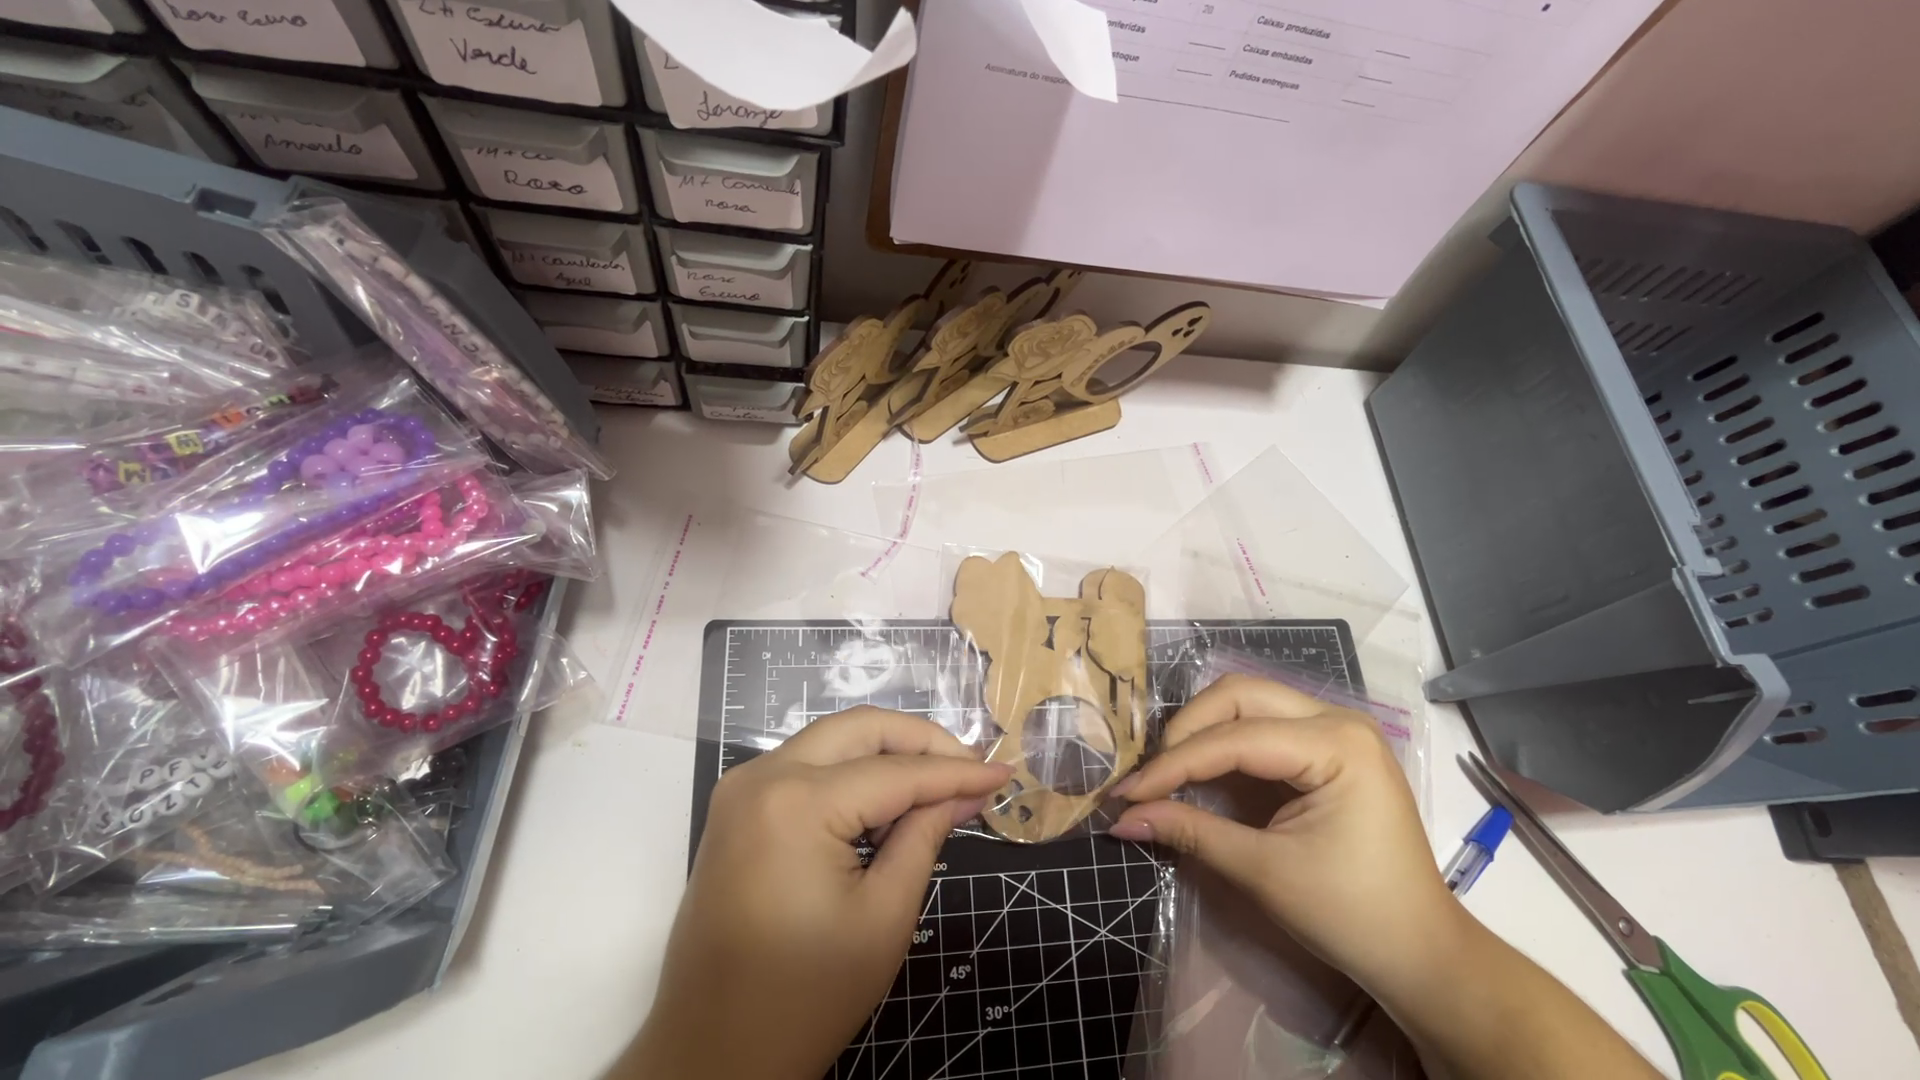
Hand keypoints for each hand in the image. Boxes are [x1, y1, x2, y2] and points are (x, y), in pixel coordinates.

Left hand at [621, 707, 1012, 1079]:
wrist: (714, 1051)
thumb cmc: (806, 995)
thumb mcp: (884, 916)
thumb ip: (924, 836)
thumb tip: (967, 791)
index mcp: (797, 803)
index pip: (896, 772)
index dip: (957, 771)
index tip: (1004, 774)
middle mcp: (762, 776)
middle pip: (858, 729)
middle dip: (921, 741)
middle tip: (972, 767)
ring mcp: (742, 789)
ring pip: (831, 740)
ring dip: (887, 752)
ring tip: (941, 780)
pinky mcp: (737, 809)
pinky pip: (806, 766)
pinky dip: (852, 771)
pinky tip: (890, 797)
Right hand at [1107, 675, 1459, 997]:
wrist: (1419, 951)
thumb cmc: (1351, 913)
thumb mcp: (1264, 872)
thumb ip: (1192, 832)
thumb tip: (1122, 818)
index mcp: (1337, 745)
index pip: (1233, 739)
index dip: (1173, 764)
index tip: (1126, 794)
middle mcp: (1339, 719)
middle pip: (1238, 696)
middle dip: (1185, 732)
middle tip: (1149, 778)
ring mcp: (1337, 729)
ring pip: (1248, 702)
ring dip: (1202, 731)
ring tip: (1167, 772)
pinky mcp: (1330, 746)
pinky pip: (1264, 724)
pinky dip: (1224, 742)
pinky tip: (1200, 770)